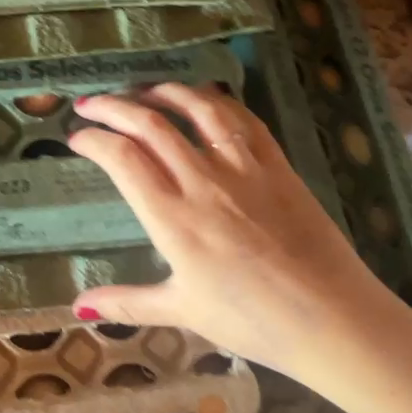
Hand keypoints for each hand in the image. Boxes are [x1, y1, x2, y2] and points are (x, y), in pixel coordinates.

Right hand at [66, 84, 393, 380]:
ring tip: (143, 90)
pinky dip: (215, 101)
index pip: (122, 158)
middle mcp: (202, 183)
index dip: (93, 139)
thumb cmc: (253, 322)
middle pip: (149, 124)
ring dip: (163, 91)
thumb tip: (78, 306)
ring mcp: (243, 169)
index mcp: (173, 219)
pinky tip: (202, 99)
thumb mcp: (183, 312)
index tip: (76, 138)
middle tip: (91, 105)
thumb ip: (127, 302)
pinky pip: (242, 119)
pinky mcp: (278, 166)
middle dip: (112, 106)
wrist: (335, 322)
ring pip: (197, 109)